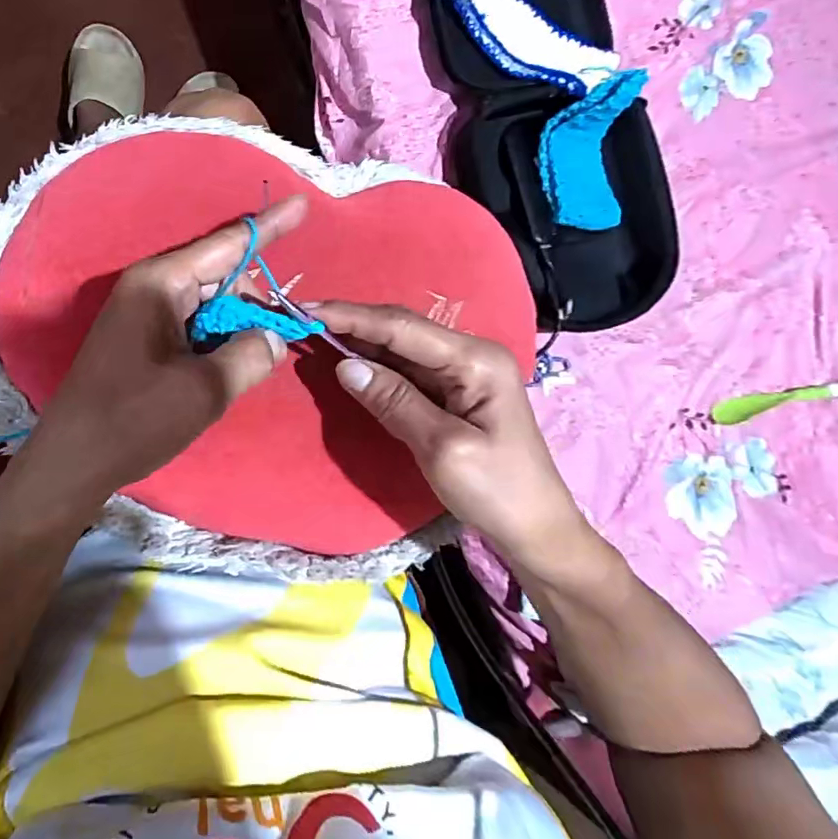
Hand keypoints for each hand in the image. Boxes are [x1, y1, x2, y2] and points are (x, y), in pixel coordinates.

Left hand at [14, 196, 308, 498]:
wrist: (73, 461)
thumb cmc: (135, 419)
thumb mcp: (206, 389)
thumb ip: (250, 354)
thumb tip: (274, 336)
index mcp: (161, 283)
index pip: (227, 245)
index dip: (269, 226)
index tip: (303, 202)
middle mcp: (150, 287)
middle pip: (221, 275)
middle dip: (255, 299)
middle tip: (281, 332)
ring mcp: (142, 312)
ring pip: (209, 303)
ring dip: (237, 324)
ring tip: (253, 357)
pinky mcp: (141, 337)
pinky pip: (193, 324)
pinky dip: (217, 339)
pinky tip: (229, 364)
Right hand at [306, 301, 596, 570]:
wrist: (536, 530)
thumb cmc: (497, 490)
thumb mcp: (443, 448)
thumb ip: (394, 401)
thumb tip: (345, 365)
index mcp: (475, 360)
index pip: (401, 327)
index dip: (352, 317)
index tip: (307, 308)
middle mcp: (469, 354)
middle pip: (400, 329)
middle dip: (351, 322)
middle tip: (301, 316)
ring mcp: (461, 373)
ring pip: (400, 348)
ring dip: (359, 340)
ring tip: (313, 330)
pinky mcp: (452, 393)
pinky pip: (406, 370)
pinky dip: (374, 363)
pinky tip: (347, 357)